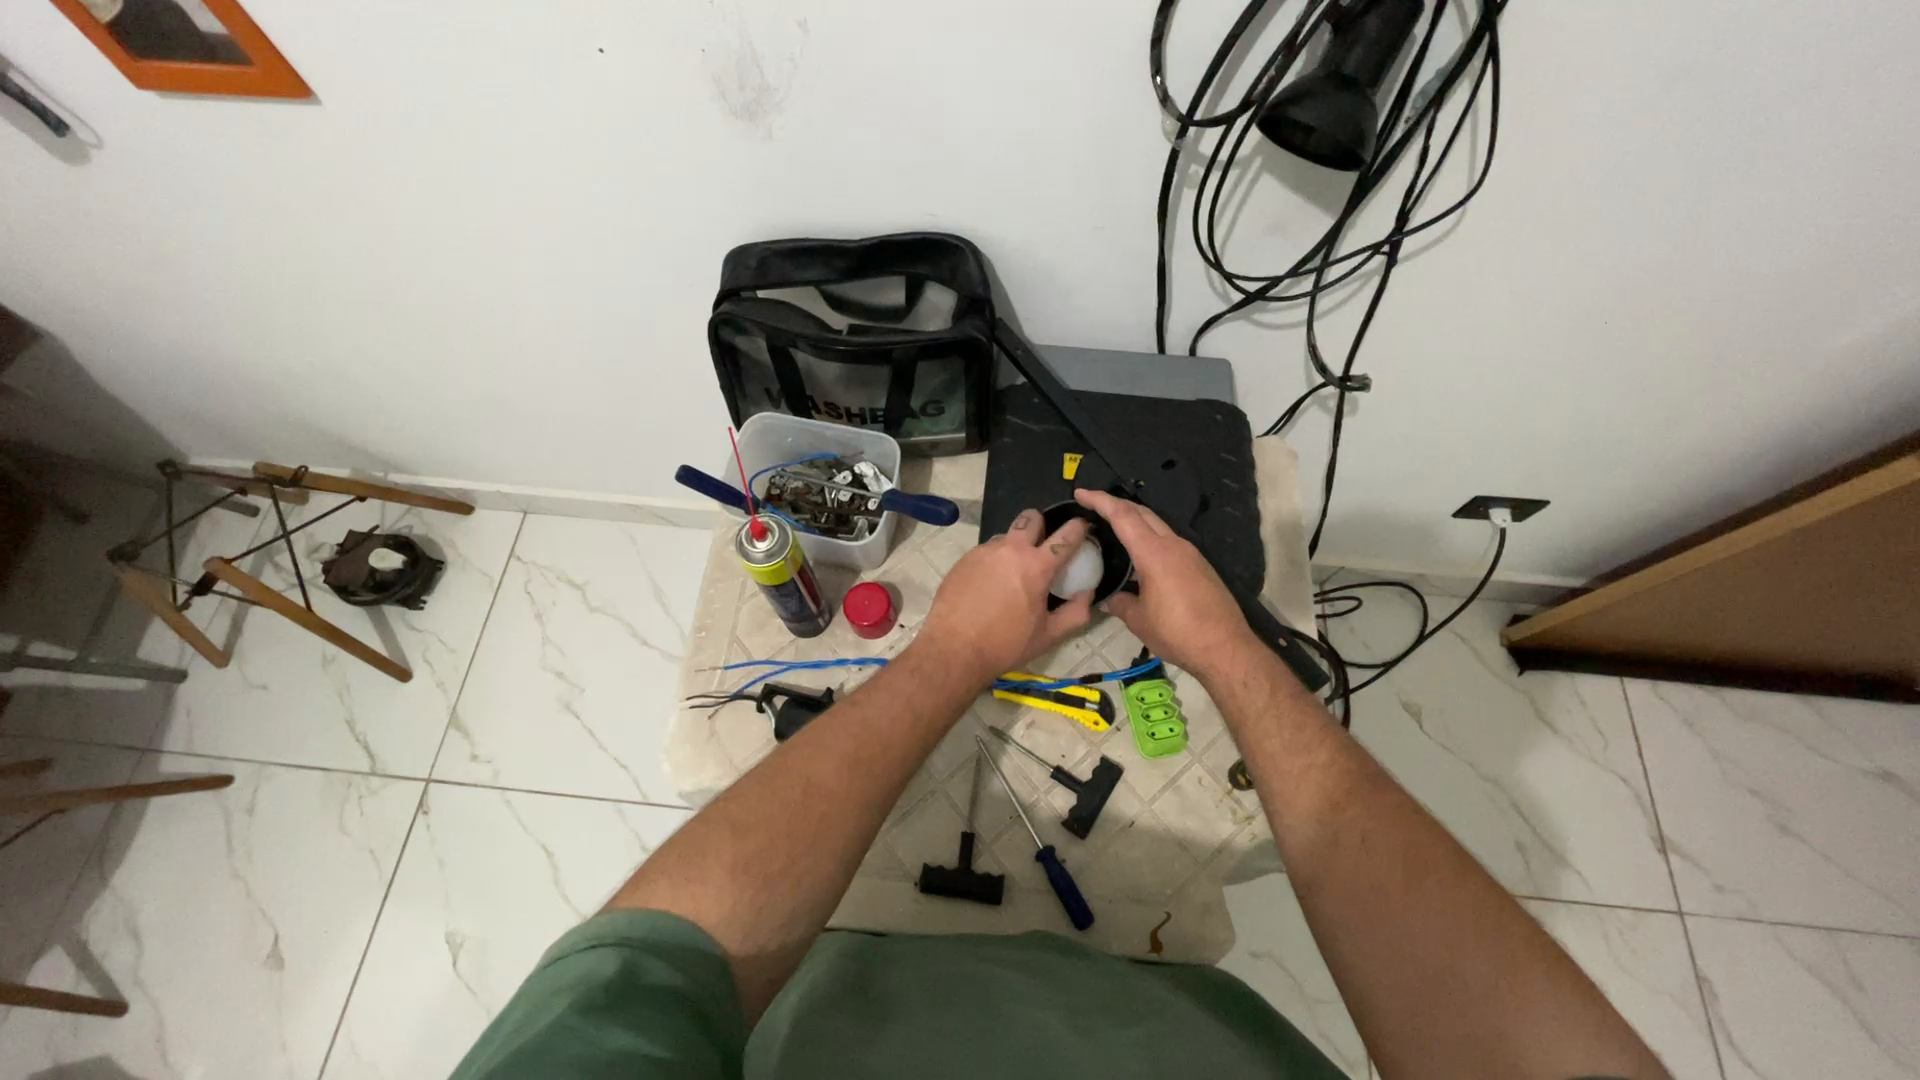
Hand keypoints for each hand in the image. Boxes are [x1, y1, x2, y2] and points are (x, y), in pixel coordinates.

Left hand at [913, 509, 1093, 684]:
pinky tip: (988, 585)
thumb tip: (1087, 593)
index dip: (1079, 527)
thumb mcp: (1049, 636)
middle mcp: (1011, 550)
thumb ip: (1076, 613)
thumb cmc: (1005, 645)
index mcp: (1037, 567)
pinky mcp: (964, 559)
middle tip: (1042, 544)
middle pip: (1031, 518)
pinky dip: (993, 561)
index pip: (1066, 536)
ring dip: (1014, 546)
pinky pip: (986, 551)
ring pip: (1006, 536)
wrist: (953, 649)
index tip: (1082, 526)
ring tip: (1011, 573)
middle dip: (1041, 524)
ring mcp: (984, 551)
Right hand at [1073, 488, 1258, 679]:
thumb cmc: (1177, 632)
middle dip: (1117, 505)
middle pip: (1142, 513)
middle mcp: (1174, 545)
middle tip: (1094, 507)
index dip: (1100, 501)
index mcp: (1154, 553)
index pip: (1123, 516)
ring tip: (1115, 531)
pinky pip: (1170, 543)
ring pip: (1158, 527)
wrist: (1225, 647)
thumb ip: (1120, 603)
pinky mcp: (1200, 566)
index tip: (1081, 493)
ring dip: (1136, 522)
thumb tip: (1108, 599)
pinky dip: (1151, 540)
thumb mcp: (1139, 620)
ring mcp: (1191, 554)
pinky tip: (1141, 559)